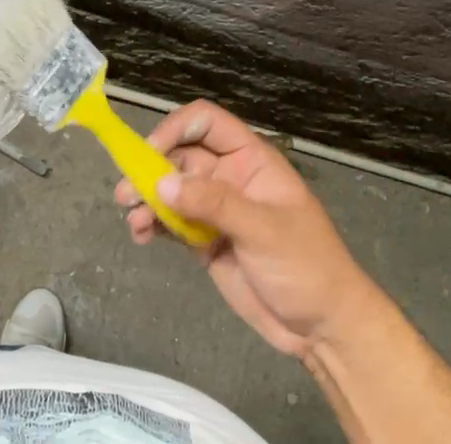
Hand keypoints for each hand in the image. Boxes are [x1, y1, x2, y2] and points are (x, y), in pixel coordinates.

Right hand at [115, 100, 380, 356]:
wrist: (323, 329)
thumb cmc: (307, 267)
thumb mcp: (264, 230)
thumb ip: (213, 203)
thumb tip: (162, 184)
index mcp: (251, 160)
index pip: (207, 123)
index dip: (176, 128)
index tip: (150, 152)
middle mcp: (229, 177)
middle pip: (180, 155)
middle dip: (150, 169)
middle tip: (127, 192)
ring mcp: (215, 209)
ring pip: (169, 189)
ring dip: (146, 198)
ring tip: (132, 218)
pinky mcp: (204, 239)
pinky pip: (170, 220)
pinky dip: (151, 223)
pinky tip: (141, 236)